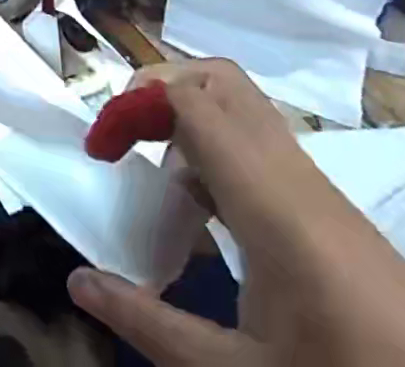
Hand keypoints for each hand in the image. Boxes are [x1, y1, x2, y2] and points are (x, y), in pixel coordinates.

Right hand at [66, 59, 404, 366]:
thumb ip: (150, 324)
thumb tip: (77, 280)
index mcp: (270, 202)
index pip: (192, 101)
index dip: (133, 104)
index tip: (101, 151)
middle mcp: (293, 176)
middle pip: (222, 82)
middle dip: (159, 89)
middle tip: (122, 135)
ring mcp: (315, 188)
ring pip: (240, 110)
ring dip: (184, 119)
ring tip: (151, 171)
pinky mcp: (327, 208)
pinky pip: (257, 145)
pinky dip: (212, 148)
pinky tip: (199, 207)